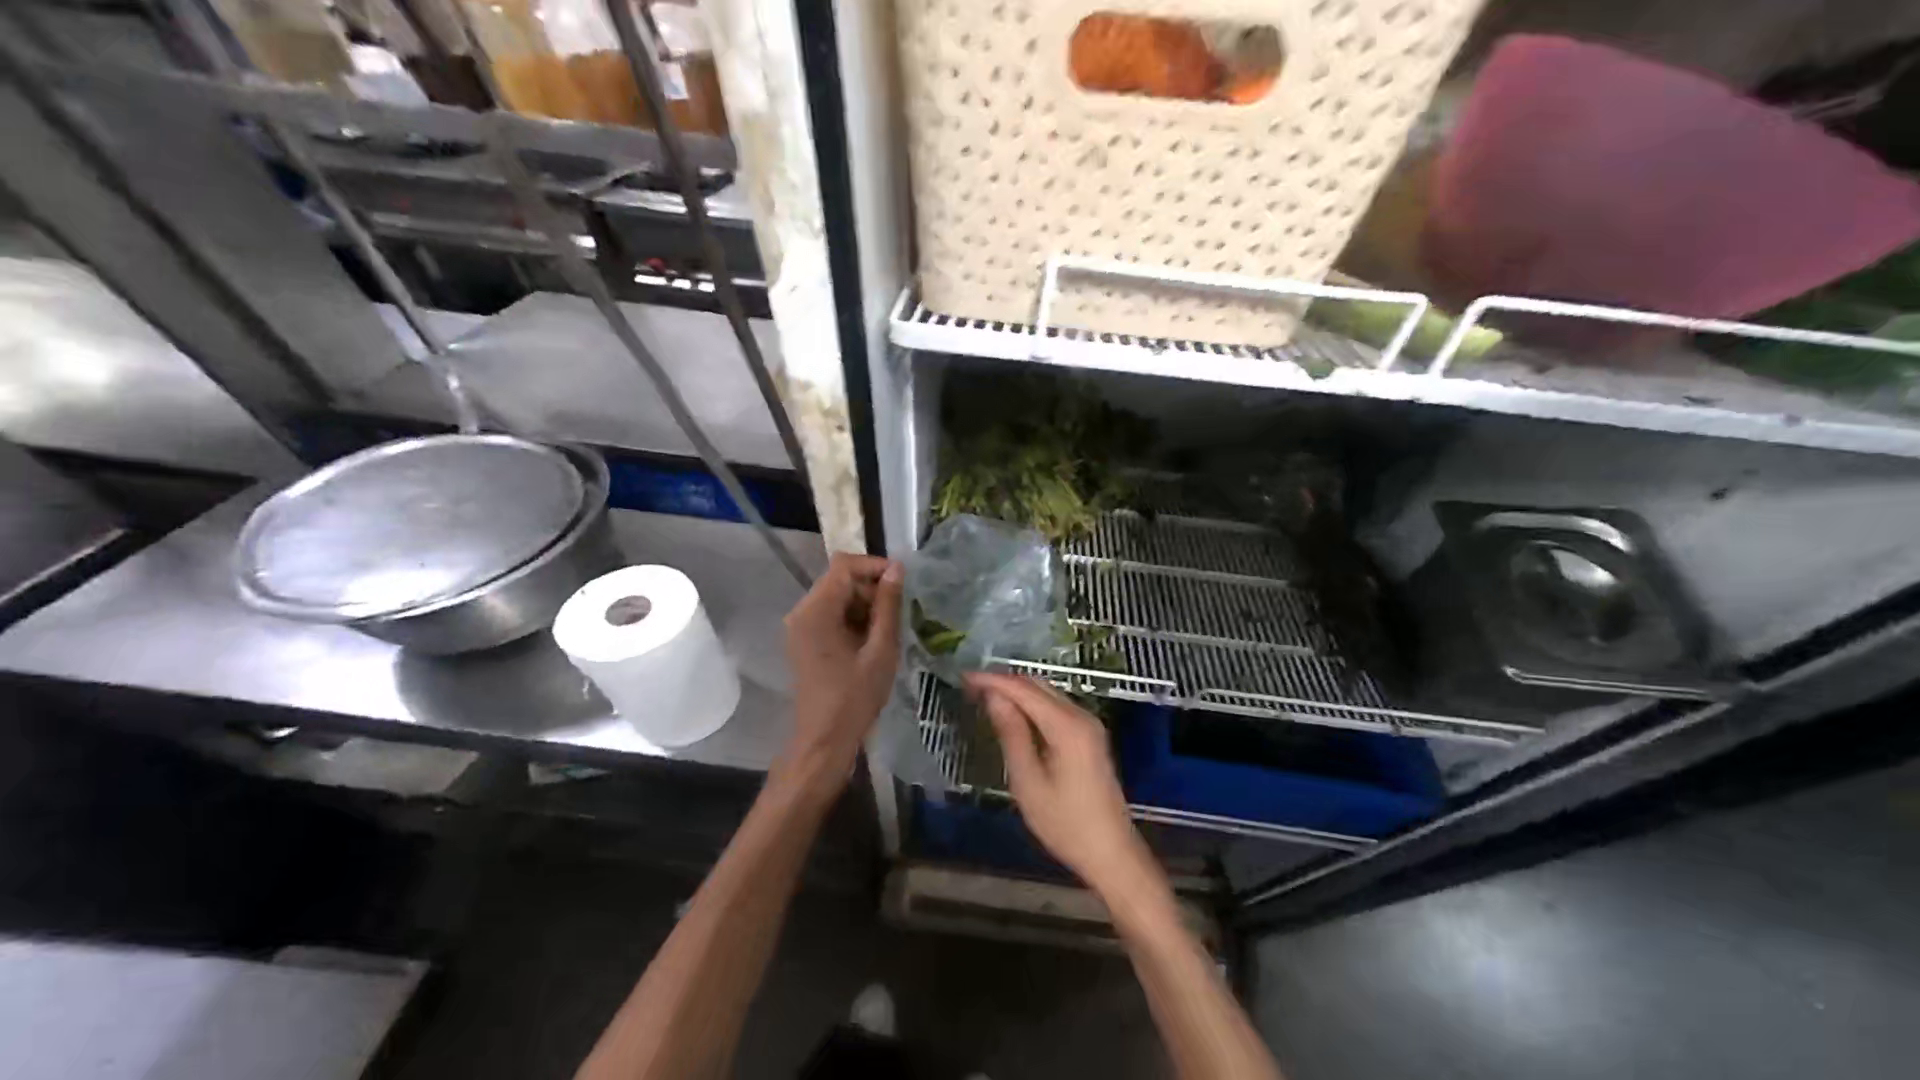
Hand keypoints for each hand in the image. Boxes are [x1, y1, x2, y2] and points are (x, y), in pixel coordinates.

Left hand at [783, 554, 902, 766]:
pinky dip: (853, 618)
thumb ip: (888, 606)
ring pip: (837, 597)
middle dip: (871, 587)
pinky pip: (831, 615)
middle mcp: (802, 612)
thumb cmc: (855, 698)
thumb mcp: (881, 650)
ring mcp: (800, 626)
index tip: (902, 580)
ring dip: (864, 604)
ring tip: (889, 627)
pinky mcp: (805, 640)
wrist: (824, 740)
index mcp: (816, 611)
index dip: (874, 566)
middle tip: (899, 609)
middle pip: (839, 579)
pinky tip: (873, 639)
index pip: (844, 566)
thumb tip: (896, 570)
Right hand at [967, 673, 1152, 894]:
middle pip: (1038, 685)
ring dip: (1018, 691)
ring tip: (985, 697)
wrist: (1111, 853)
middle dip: (1004, 681)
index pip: (1023, 689)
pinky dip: (1032, 703)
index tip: (964, 678)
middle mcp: (1081, 716)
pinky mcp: (1090, 737)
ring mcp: (1089, 725)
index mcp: (1067, 726)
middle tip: (970, 687)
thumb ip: (1011, 734)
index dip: (992, 680)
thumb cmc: (1066, 824)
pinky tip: (1014, 714)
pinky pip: (1056, 707)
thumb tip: (994, 697)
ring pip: (1048, 693)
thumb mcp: (1029, 782)